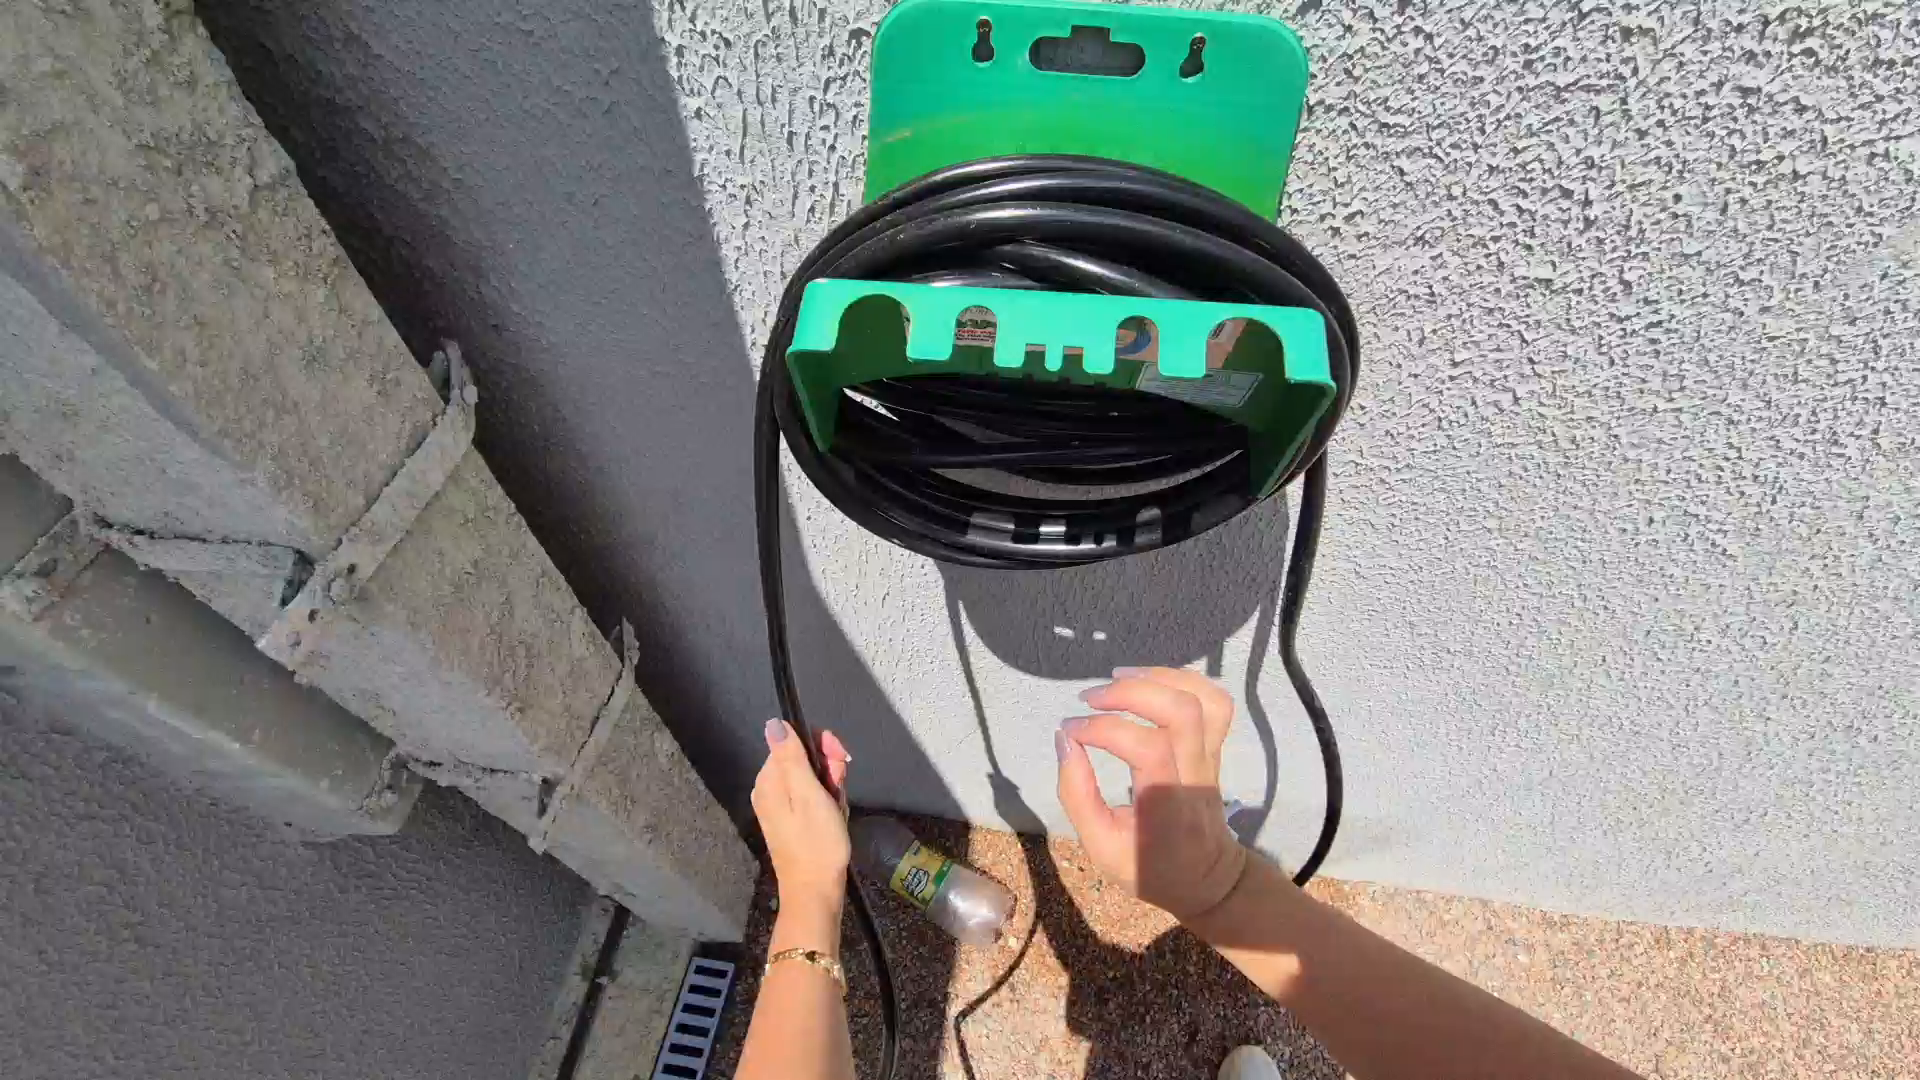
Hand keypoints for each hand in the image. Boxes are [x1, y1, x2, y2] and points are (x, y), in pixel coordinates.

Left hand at [752, 719, 851, 918]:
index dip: (822, 746)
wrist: (816, 892)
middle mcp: (769, 789)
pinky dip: (828, 800)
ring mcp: (779, 805)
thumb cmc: (817, 843)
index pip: (795, 740)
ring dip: (832, 786)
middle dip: (829, 768)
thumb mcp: (808, 794)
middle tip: (839, 789)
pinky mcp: (791, 819)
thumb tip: (773, 723)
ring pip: (813, 776)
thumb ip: (791, 757)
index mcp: (770, 780)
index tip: (841, 762)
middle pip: (804, 757)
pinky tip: (835, 815)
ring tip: (837, 807)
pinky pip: (812, 795)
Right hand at [1055, 667, 1247, 920]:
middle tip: (1090, 697)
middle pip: (1181, 710)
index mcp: (1167, 803)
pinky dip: (1182, 679)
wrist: (1207, 879)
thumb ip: (1078, 796)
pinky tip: (1150, 682)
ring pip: (1202, 698)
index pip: (1146, 747)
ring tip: (1118, 678)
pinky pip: (1214, 700)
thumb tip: (1064, 740)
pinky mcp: (1215, 746)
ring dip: (1157, 676)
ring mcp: (1212, 756)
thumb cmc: (1149, 867)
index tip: (1070, 730)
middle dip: (1130, 692)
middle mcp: (1196, 773)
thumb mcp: (1100, 848)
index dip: (1102, 729)